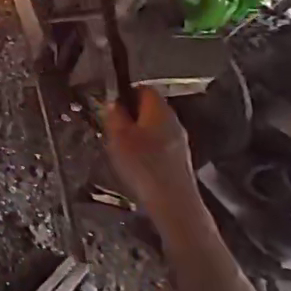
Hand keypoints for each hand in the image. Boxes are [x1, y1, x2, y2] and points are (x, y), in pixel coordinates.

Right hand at [102, 88, 202, 229]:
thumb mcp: (118, 136)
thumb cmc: (143, 164)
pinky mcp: (180, 159)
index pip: (143, 88)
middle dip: (130, 116)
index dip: (125, 92)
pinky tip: (136, 165)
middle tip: (112, 129)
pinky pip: (160, 146)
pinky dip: (147, 150)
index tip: (110, 107)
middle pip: (149, 108)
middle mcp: (173, 120)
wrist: (173, 202)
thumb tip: (112, 102)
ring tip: (121, 149)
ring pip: (154, 128)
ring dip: (138, 134)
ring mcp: (179, 140)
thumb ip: (113, 115)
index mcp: (159, 109)